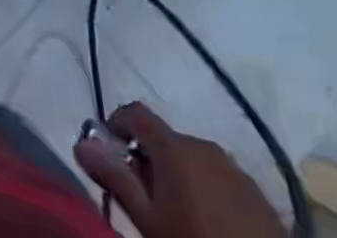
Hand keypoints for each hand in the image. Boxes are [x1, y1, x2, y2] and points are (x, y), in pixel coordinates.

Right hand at [74, 102, 285, 237]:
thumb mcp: (147, 220)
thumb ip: (114, 177)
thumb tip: (81, 141)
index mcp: (174, 147)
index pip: (134, 112)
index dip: (114, 124)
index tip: (107, 154)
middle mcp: (203, 145)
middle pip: (162, 138)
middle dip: (145, 159)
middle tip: (139, 199)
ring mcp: (234, 167)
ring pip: (190, 158)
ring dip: (173, 174)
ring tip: (172, 216)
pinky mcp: (255, 192)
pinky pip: (216, 176)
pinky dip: (201, 188)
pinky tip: (206, 225)